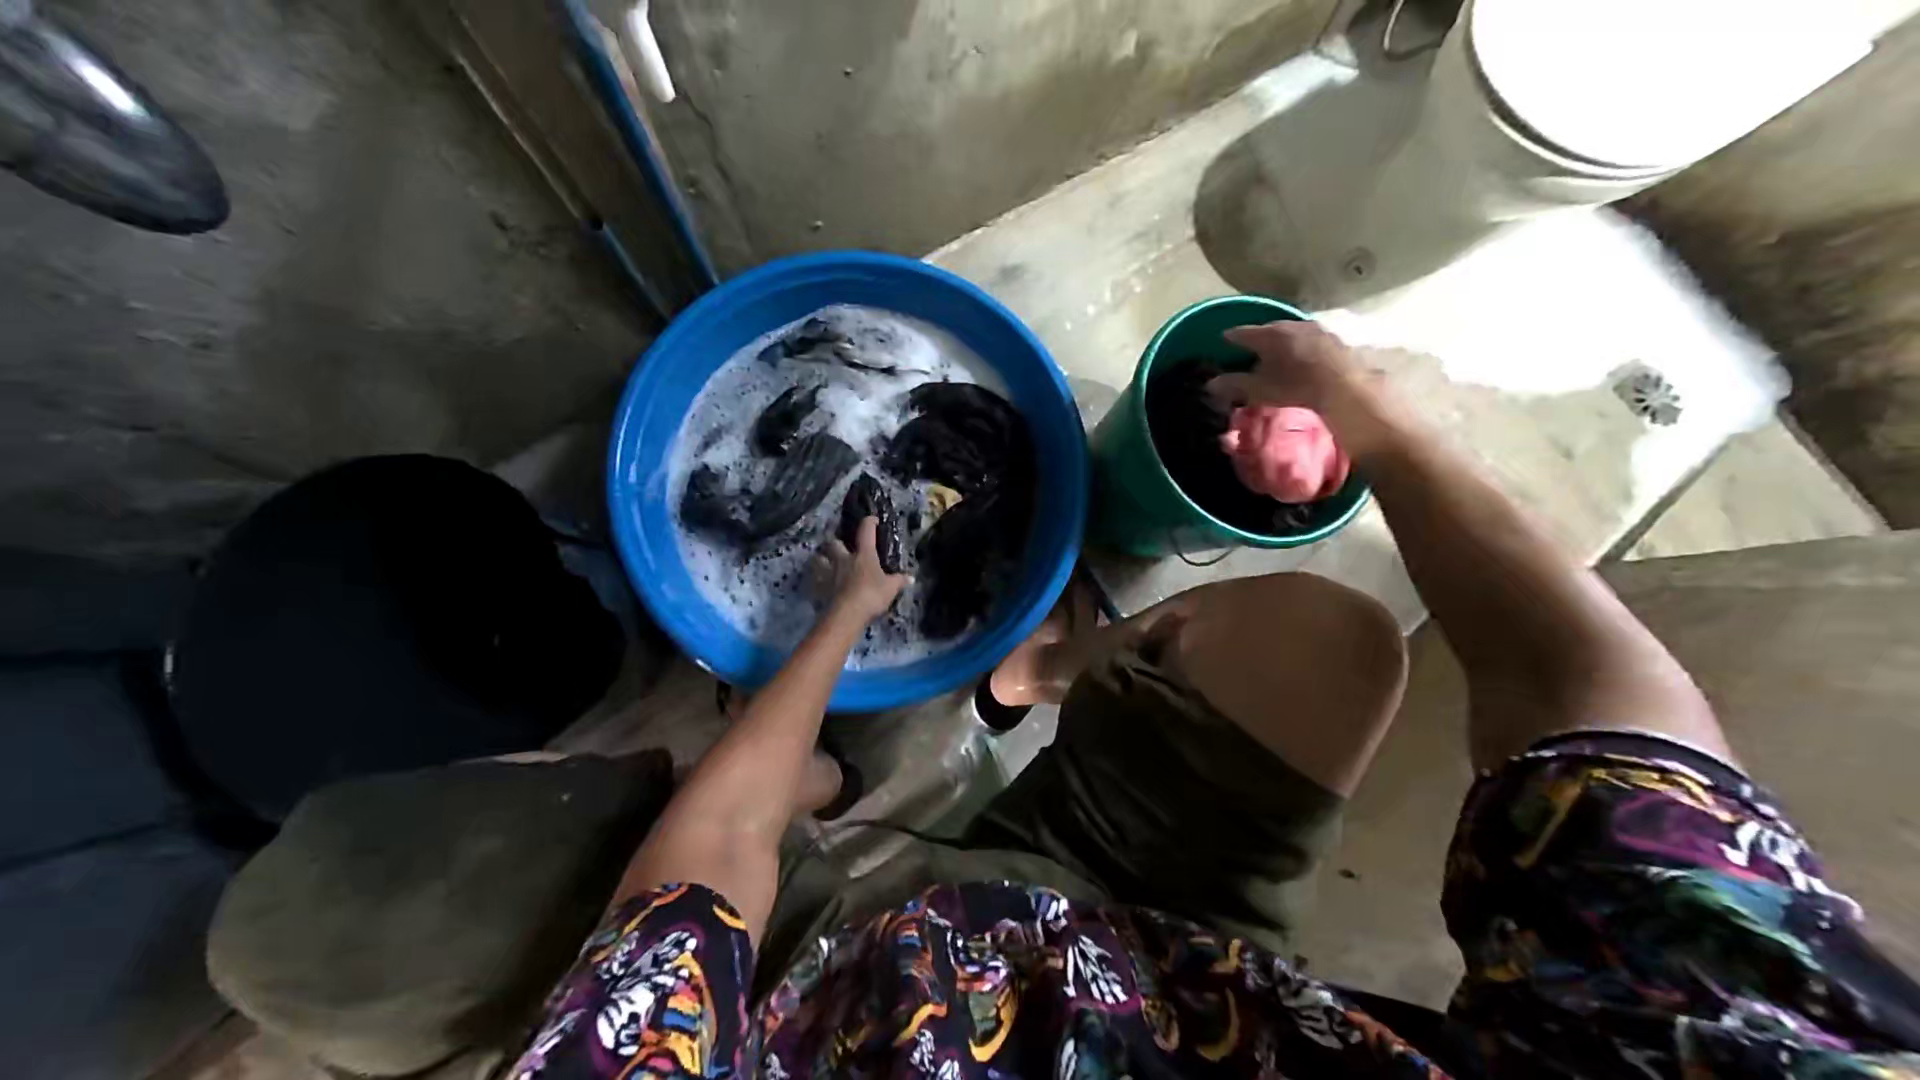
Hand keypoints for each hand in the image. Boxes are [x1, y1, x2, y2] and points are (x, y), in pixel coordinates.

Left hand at [815, 516, 908, 622]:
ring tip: (825, 562)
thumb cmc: (871, 596)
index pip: (866, 531)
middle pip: (834, 542)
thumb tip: (911, 577)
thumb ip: (899, 581)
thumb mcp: (890, 589)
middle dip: (836, 542)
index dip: (869, 522)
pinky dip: (816, 579)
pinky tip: (819, 583)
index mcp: (863, 554)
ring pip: (818, 558)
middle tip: (841, 547)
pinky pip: (814, 579)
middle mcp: (843, 559)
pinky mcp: (819, 587)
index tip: (872, 520)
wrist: (847, 614)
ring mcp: (829, 572)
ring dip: (821, 558)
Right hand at [1209, 322, 1412, 461]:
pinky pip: (1310, 340)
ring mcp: (1316, 330)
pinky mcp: (1335, 340)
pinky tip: (1302, 359)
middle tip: (1251, 348)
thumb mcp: (1259, 389)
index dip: (1232, 337)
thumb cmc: (1295, 386)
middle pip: (1270, 329)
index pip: (1244, 332)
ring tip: (1277, 354)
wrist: (1344, 386)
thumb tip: (1210, 385)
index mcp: (1270, 334)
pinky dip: (1301, 347)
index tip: (1224, 338)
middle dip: (1259, 338)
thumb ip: (1234, 385)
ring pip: (1292, 333)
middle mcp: (1292, 325)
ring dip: (1283, 341)